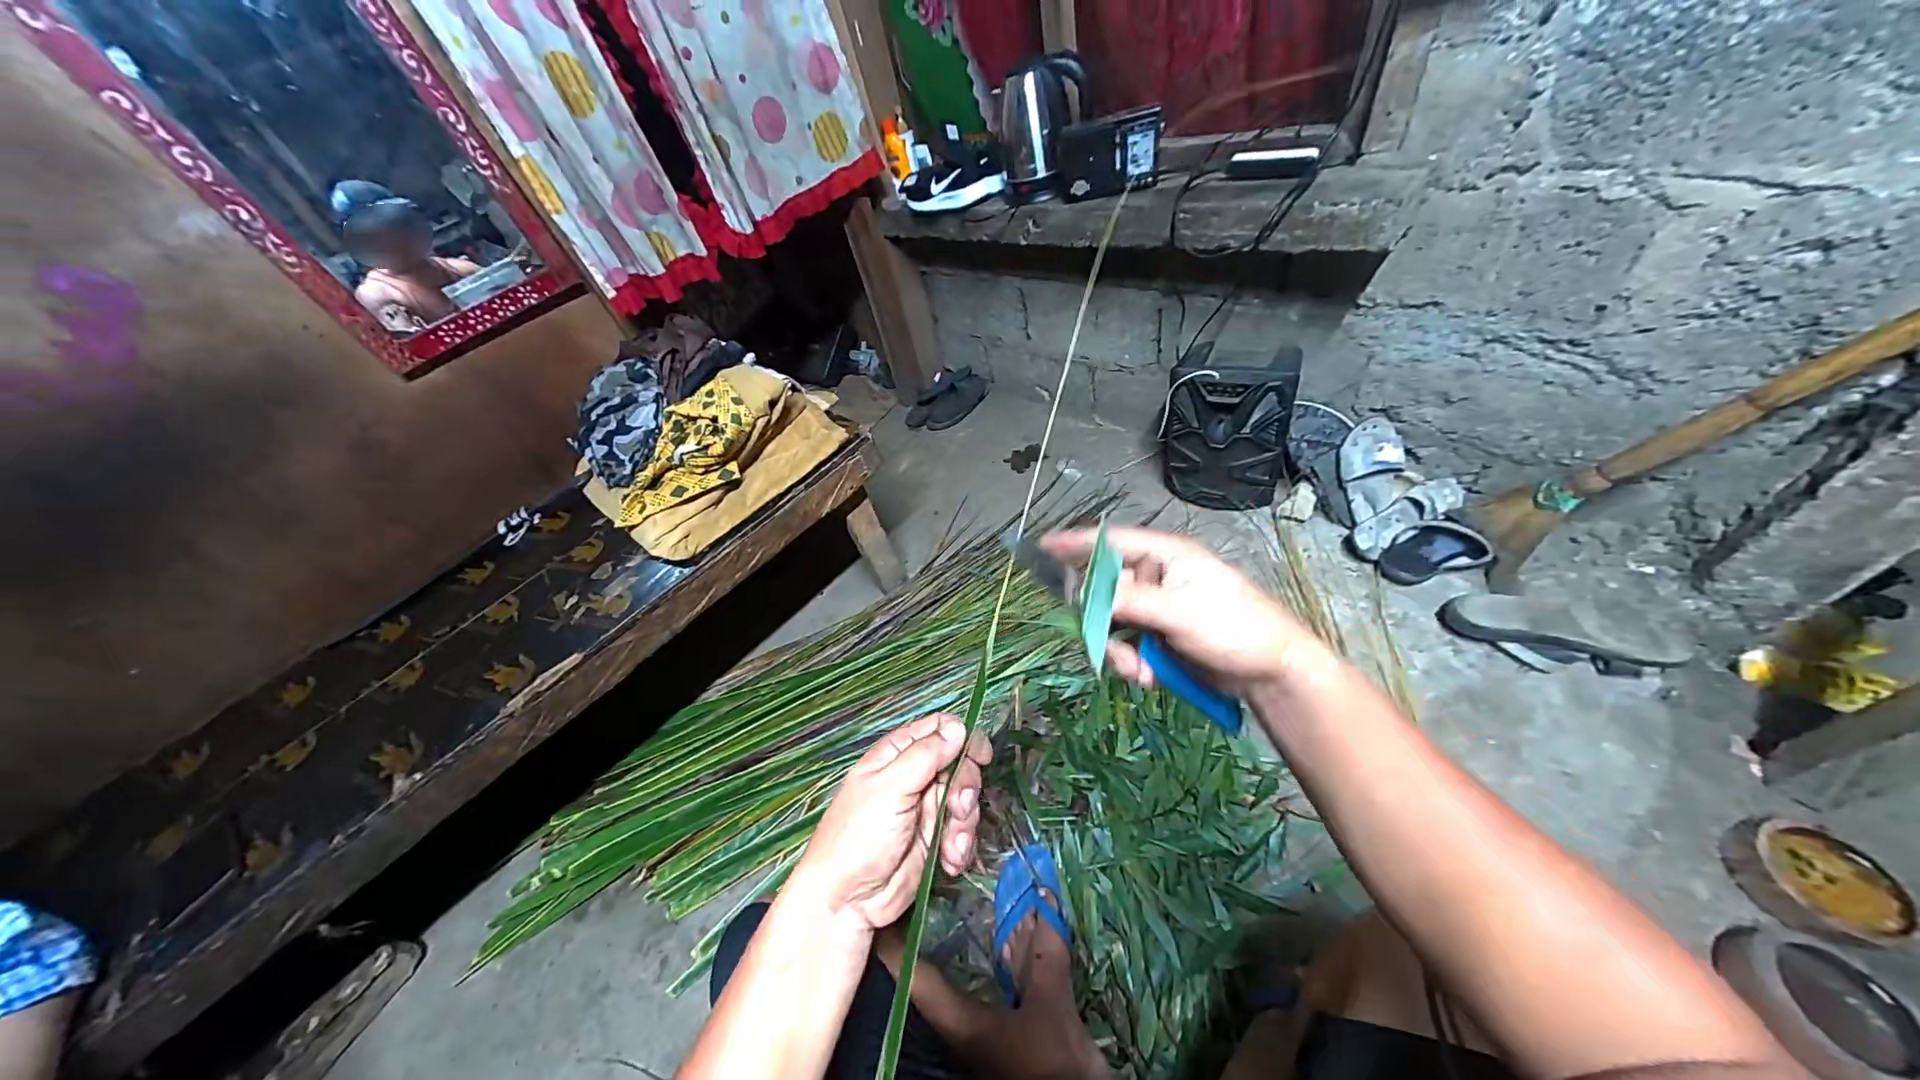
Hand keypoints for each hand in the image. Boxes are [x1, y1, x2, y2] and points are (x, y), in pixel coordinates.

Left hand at [789, 714, 989, 934]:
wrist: (847, 901)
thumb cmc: (859, 836)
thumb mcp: (889, 788)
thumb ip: (926, 755)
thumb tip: (959, 727)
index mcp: (897, 754)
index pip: (939, 729)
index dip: (962, 737)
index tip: (979, 756)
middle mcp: (915, 776)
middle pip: (960, 763)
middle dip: (966, 787)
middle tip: (958, 808)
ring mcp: (926, 808)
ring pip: (966, 798)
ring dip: (965, 822)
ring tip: (950, 846)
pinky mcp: (935, 838)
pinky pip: (963, 830)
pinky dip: (962, 845)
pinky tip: (949, 861)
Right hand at [1040, 526, 1332, 695]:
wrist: (1272, 672)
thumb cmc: (1235, 628)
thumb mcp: (1180, 612)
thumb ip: (1130, 601)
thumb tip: (1085, 595)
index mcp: (1166, 556)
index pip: (1112, 542)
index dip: (1077, 543)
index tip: (1045, 546)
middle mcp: (1157, 577)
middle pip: (1104, 589)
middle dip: (1101, 621)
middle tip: (1101, 641)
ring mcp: (1158, 608)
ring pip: (1112, 623)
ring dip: (1118, 649)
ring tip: (1138, 670)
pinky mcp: (1160, 636)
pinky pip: (1127, 644)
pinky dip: (1132, 662)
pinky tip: (1150, 677)